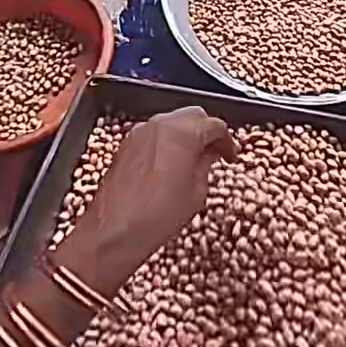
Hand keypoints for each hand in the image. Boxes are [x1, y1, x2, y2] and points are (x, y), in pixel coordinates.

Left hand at [54, 107, 235, 292]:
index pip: (214, 125)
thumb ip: (206, 165)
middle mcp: (159, 125)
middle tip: (216, 152)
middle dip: (206, 131)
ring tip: (194, 159)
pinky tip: (171, 163)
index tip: (230, 154)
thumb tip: (209, 154)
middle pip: (193, 115)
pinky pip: (153, 133)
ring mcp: (139, 132)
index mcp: (182, 132)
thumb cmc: (156, 215)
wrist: (115, 231)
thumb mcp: (196, 192)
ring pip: (171, 121)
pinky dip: (166, 141)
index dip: (227, 140)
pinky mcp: (126, 143)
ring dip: (186, 134)